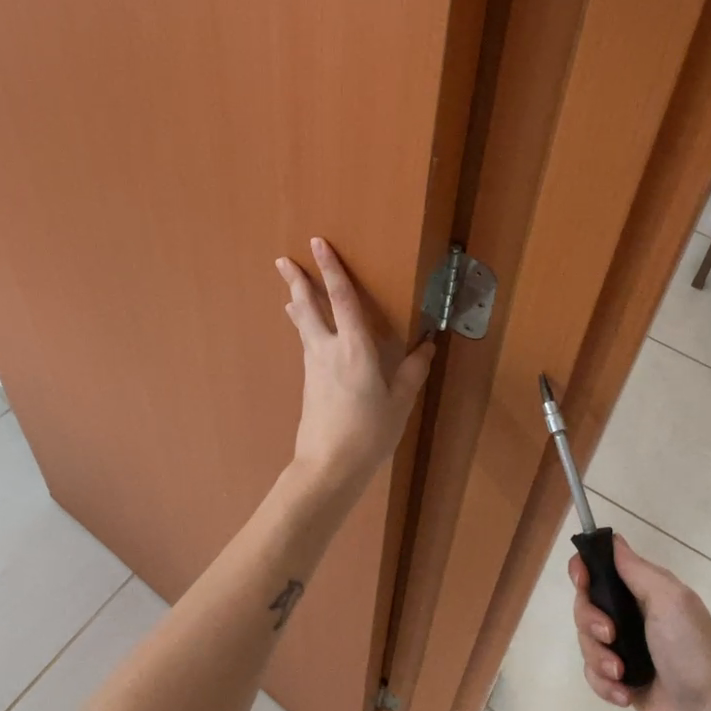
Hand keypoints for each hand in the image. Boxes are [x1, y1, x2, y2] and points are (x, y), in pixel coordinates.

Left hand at [275, 238, 431, 494]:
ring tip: (289, 287)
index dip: (332, 269)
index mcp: (355, 349)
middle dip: (297, 281)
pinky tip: (304, 328)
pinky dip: (303, 326)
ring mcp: (314, 365)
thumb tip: (427, 345)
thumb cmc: (369, 432)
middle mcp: (329, 349)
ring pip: (304, 324)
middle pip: (309, 307)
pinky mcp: (308, 381)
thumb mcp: (399, 402)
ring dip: (297, 301)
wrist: (328, 466)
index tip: (318, 244)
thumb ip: (412, 371)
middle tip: (282, 259)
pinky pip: (306, 342)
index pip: (342, 299)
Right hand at [572, 536, 710, 710]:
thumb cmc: (691, 651)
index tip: (582, 582)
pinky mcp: (620, 679)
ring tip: (621, 674)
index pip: (603, 566)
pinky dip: (604, 684)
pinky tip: (625, 693)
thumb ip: (637, 570)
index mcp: (644, 589)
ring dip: (598, 657)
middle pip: (586, 602)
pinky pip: (592, 672)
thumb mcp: (670, 600)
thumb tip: (613, 539)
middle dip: (590, 620)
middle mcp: (631, 614)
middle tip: (610, 635)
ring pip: (585, 639)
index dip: (584, 569)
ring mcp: (625, 647)